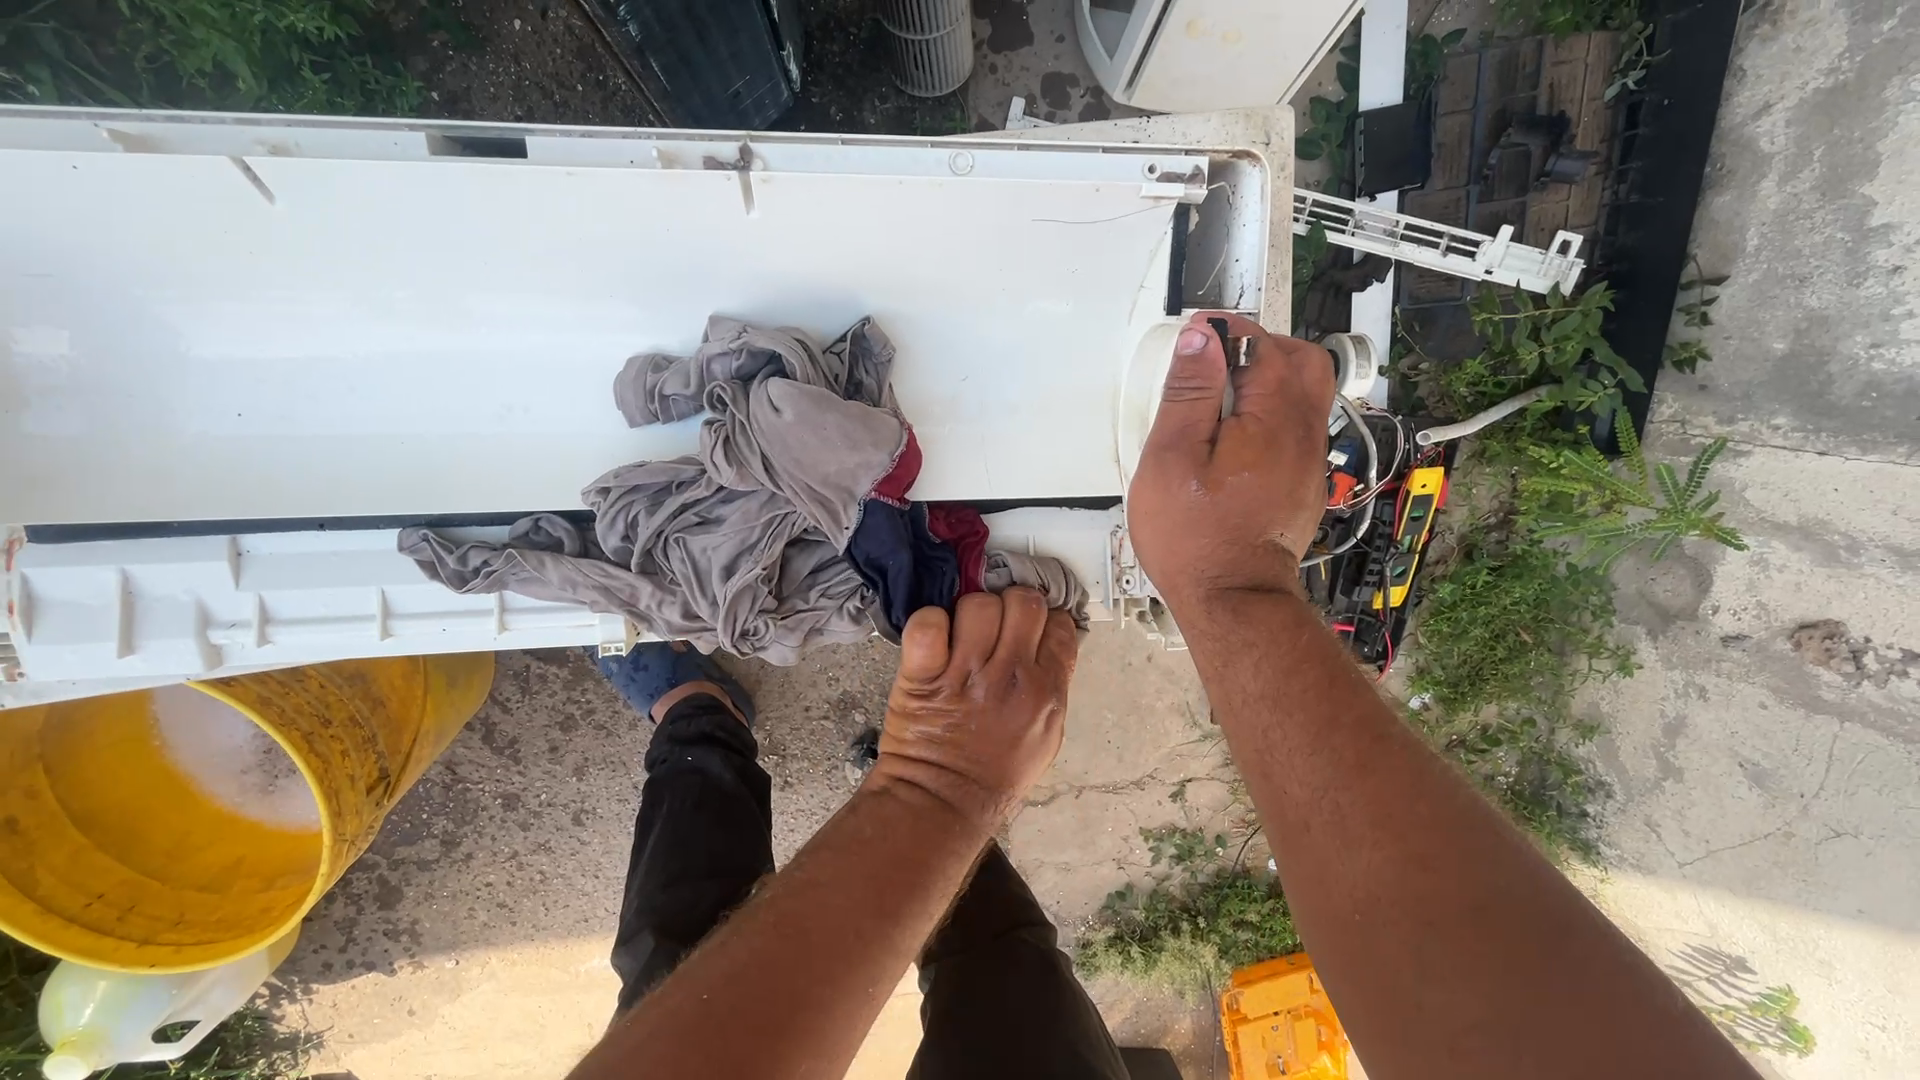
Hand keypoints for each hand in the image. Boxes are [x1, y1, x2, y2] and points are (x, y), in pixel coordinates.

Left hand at [869, 588, 1079, 829]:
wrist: (943, 803)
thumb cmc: (995, 774)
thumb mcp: (1047, 734)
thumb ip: (1054, 685)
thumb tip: (1052, 643)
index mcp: (1047, 690)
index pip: (1058, 623)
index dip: (1042, 618)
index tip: (1027, 627)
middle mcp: (1011, 676)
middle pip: (1024, 602)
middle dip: (1010, 606)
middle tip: (995, 627)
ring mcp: (967, 674)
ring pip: (979, 605)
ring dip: (968, 613)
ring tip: (961, 636)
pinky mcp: (923, 676)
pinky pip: (928, 623)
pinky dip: (928, 623)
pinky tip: (932, 642)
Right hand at [1127, 312, 1335, 603]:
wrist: (1232, 598)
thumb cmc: (1195, 536)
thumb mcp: (1172, 457)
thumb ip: (1188, 393)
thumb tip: (1201, 339)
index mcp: (1273, 417)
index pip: (1259, 343)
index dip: (1222, 333)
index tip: (1192, 340)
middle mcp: (1303, 432)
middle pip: (1300, 360)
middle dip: (1256, 349)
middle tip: (1211, 367)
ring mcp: (1308, 459)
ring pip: (1304, 393)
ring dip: (1266, 381)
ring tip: (1220, 403)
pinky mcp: (1303, 482)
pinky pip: (1297, 428)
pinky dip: (1270, 414)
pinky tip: (1233, 439)